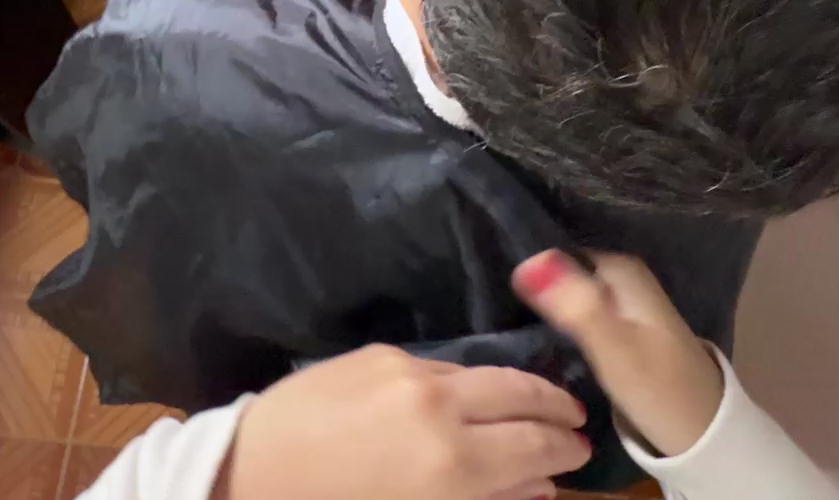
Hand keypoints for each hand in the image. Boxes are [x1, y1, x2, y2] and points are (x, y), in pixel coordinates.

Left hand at [220, 344, 590, 499]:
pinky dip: (468, 381)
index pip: (533, 448)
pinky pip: (442, 366)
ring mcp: (407, 370)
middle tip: (576, 419)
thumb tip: (538, 487)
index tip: (584, 451)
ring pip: (481, 373)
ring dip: (515, 387)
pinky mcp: (380, 353)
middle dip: (553, 406)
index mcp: (451, 463)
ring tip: (536, 401)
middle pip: (516, 394)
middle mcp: (438, 404)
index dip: (565, 450)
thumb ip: (488, 499)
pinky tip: (471, 394)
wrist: (253, 467)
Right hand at [513, 251, 725, 456]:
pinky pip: (583, 310)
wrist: (707, 439)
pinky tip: (545, 333)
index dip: (531, 262)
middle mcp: (625, 276)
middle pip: (567, 269)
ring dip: (550, 301)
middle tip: (500, 303)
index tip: (499, 281)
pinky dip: (566, 317)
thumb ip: (573, 303)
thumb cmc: (658, 387)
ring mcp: (627, 303)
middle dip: (538, 282)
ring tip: (514, 317)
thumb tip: (526, 262)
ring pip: (574, 291)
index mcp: (623, 269)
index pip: (562, 247)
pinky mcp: (626, 329)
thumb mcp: (612, 346)